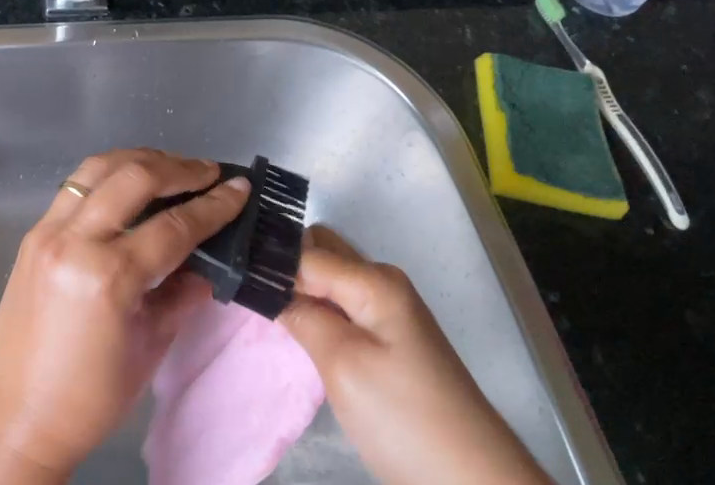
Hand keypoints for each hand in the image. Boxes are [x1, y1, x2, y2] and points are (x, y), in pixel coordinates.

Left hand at [0, 148, 251, 483]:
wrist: (18, 415)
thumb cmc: (91, 395)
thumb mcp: (151, 346)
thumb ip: (182, 294)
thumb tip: (208, 262)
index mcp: (108, 275)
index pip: (173, 225)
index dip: (214, 205)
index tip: (241, 188)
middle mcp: (75, 240)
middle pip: (135, 177)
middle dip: (179, 168)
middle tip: (210, 173)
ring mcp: (47, 231)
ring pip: (98, 167)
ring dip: (140, 160)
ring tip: (173, 168)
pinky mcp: (33, 233)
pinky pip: (74, 186)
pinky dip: (107, 175)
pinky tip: (130, 184)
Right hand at [279, 227, 553, 484]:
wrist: (473, 478)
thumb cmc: (404, 418)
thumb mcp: (343, 366)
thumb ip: (303, 317)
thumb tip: (270, 286)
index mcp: (375, 280)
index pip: (305, 252)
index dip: (273, 268)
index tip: (242, 287)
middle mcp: (383, 283)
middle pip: (321, 252)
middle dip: (288, 270)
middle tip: (260, 305)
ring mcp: (390, 310)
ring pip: (331, 278)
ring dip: (302, 292)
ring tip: (275, 320)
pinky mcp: (390, 337)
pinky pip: (343, 304)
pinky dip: (320, 311)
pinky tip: (305, 336)